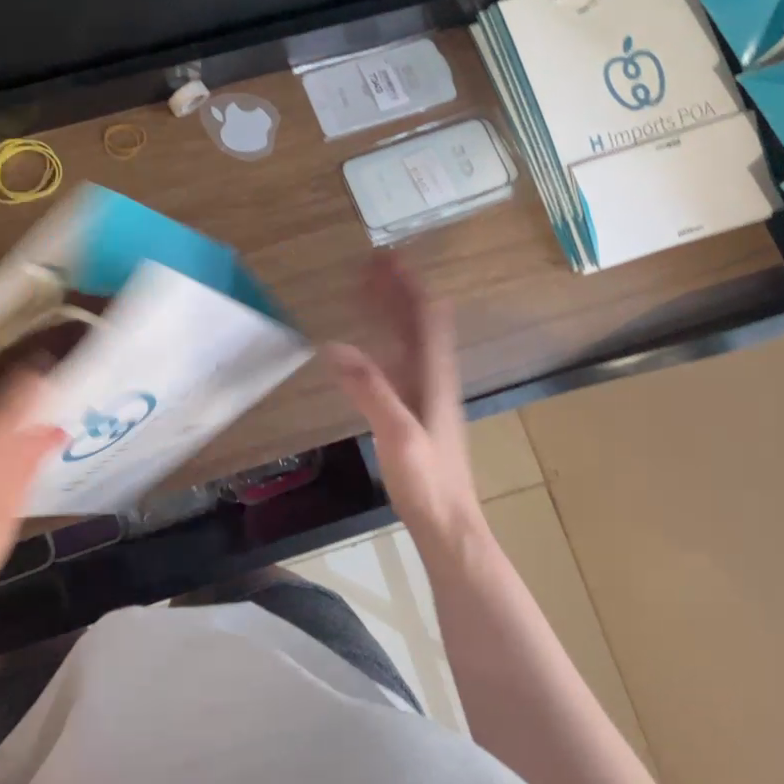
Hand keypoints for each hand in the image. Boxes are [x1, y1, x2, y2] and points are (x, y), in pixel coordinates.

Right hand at [325, 257, 481, 542]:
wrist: (448, 524)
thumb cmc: (428, 481)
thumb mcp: (398, 434)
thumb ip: (370, 390)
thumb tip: (335, 346)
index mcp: (433, 379)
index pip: (425, 319)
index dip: (408, 286)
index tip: (387, 259)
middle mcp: (432, 380)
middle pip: (418, 323)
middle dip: (397, 291)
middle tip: (371, 264)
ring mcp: (424, 396)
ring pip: (409, 341)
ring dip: (392, 312)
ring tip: (368, 290)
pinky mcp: (413, 412)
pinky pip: (398, 362)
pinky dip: (384, 340)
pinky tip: (368, 344)